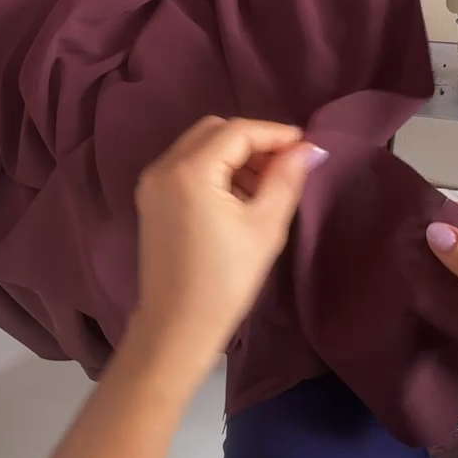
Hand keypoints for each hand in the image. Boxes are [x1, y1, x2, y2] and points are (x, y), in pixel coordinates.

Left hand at [132, 117, 326, 364]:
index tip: (305, 144)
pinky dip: (214, 169)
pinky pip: (186, 165)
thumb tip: (308, 149)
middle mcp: (164, 167)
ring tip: (266, 183)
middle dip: (252, 141)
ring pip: (199, 146)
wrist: (177, 327)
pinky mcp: (150, 198)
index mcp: (190, 171)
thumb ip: (287, 179)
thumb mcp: (265, 227)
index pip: (237, 132)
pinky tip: (239, 195)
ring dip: (233, 154)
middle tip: (285, 163)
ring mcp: (152, 182)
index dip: (274, 133)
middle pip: (214, 131)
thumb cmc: (226, 280)